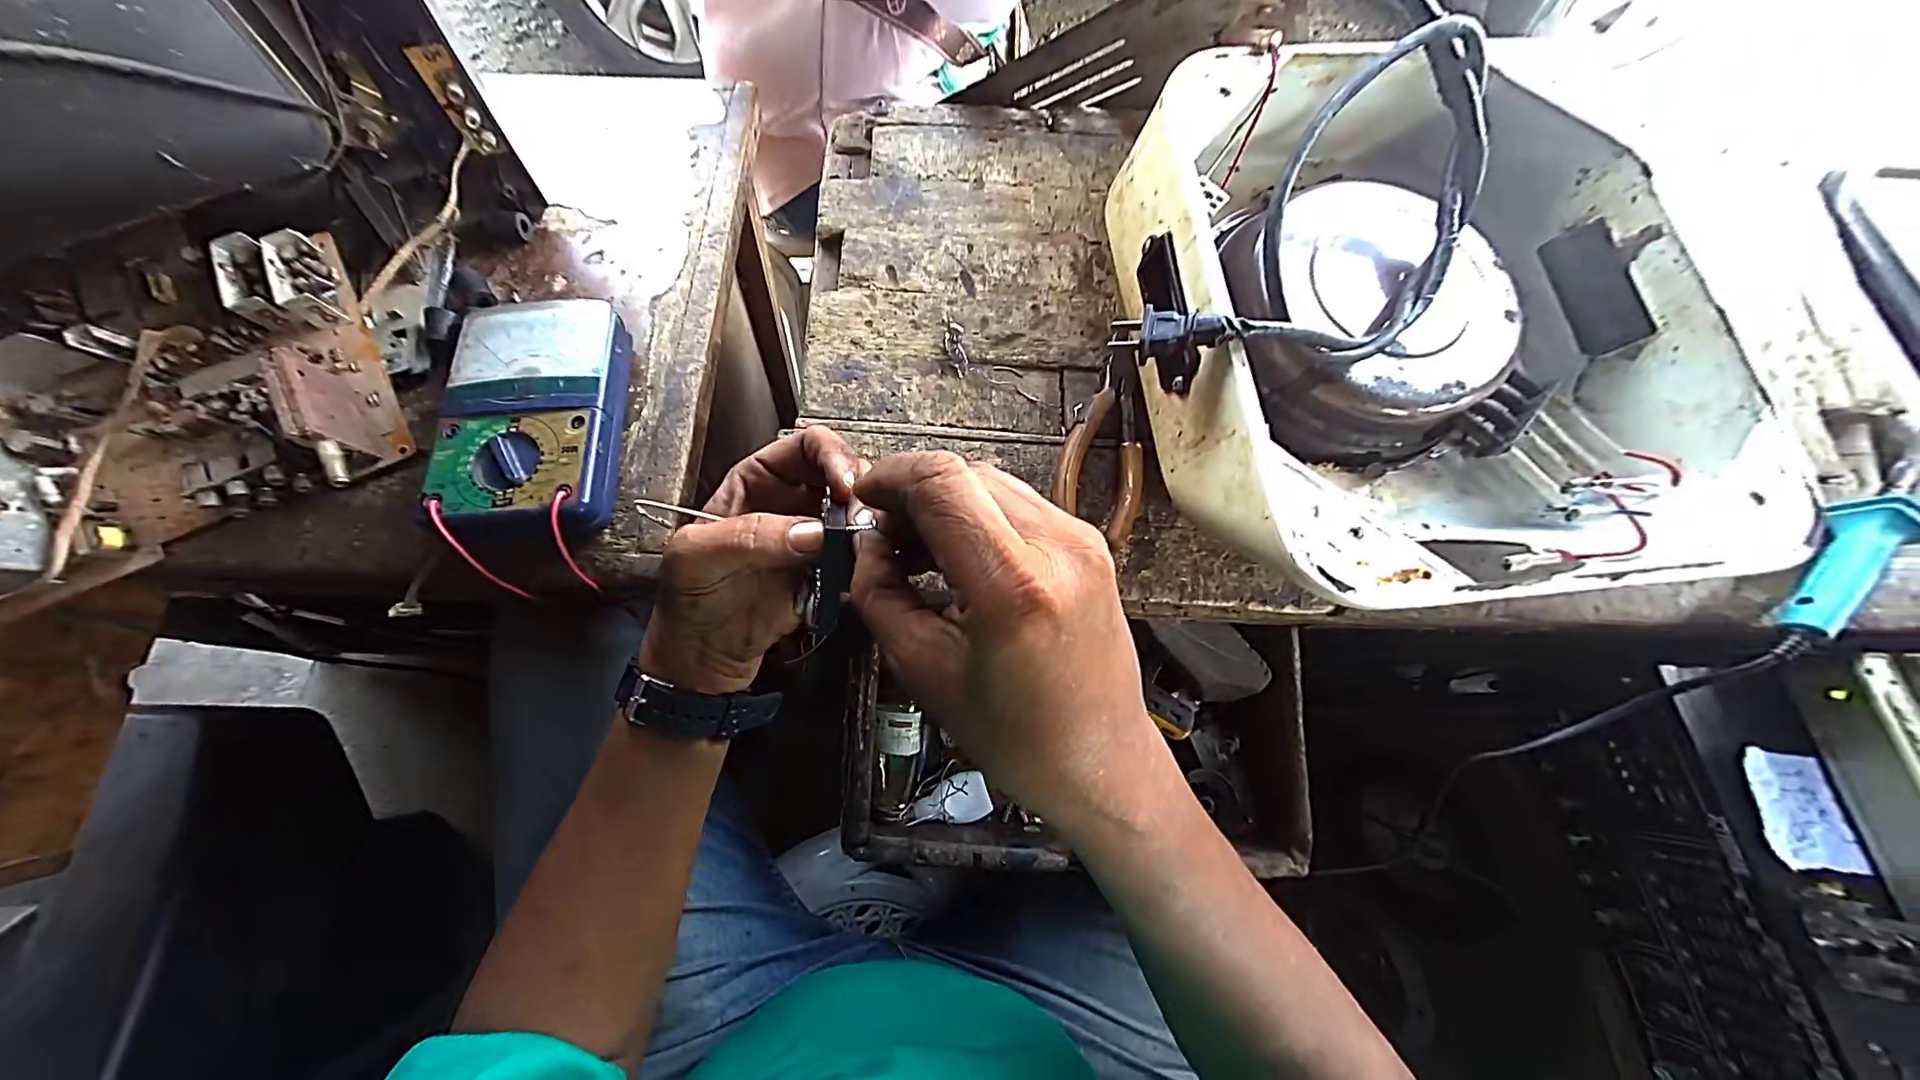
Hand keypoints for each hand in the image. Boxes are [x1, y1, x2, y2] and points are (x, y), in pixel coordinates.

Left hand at [638, 427, 865, 694]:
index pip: (808, 445)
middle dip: (859, 490)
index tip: (844, 486)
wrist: (705, 658)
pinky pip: (862, 552)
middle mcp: (794, 502)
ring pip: (859, 511)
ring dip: (870, 523)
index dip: (832, 456)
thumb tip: (811, 531)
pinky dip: (872, 555)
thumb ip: (748, 536)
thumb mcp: (697, 558)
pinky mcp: (832, 571)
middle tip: (860, 518)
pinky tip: (866, 564)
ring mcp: (816, 537)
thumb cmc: (688, 601)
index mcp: (758, 481)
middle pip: (845, 474)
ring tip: (864, 542)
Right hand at [849, 452, 1169, 834]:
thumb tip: (866, 545)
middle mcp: (1060, 549)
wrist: (1098, 760)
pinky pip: (1018, 507)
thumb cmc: (1023, 735)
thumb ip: (880, 594)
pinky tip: (955, 556)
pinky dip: (976, 518)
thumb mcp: (924, 669)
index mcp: (1016, 584)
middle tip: (883, 534)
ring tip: (915, 551)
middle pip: (965, 473)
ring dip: (944, 505)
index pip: (942, 481)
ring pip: (991, 483)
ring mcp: (1081, 543)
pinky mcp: (1087, 548)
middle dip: (912, 493)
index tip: (865, 500)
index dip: (890, 478)